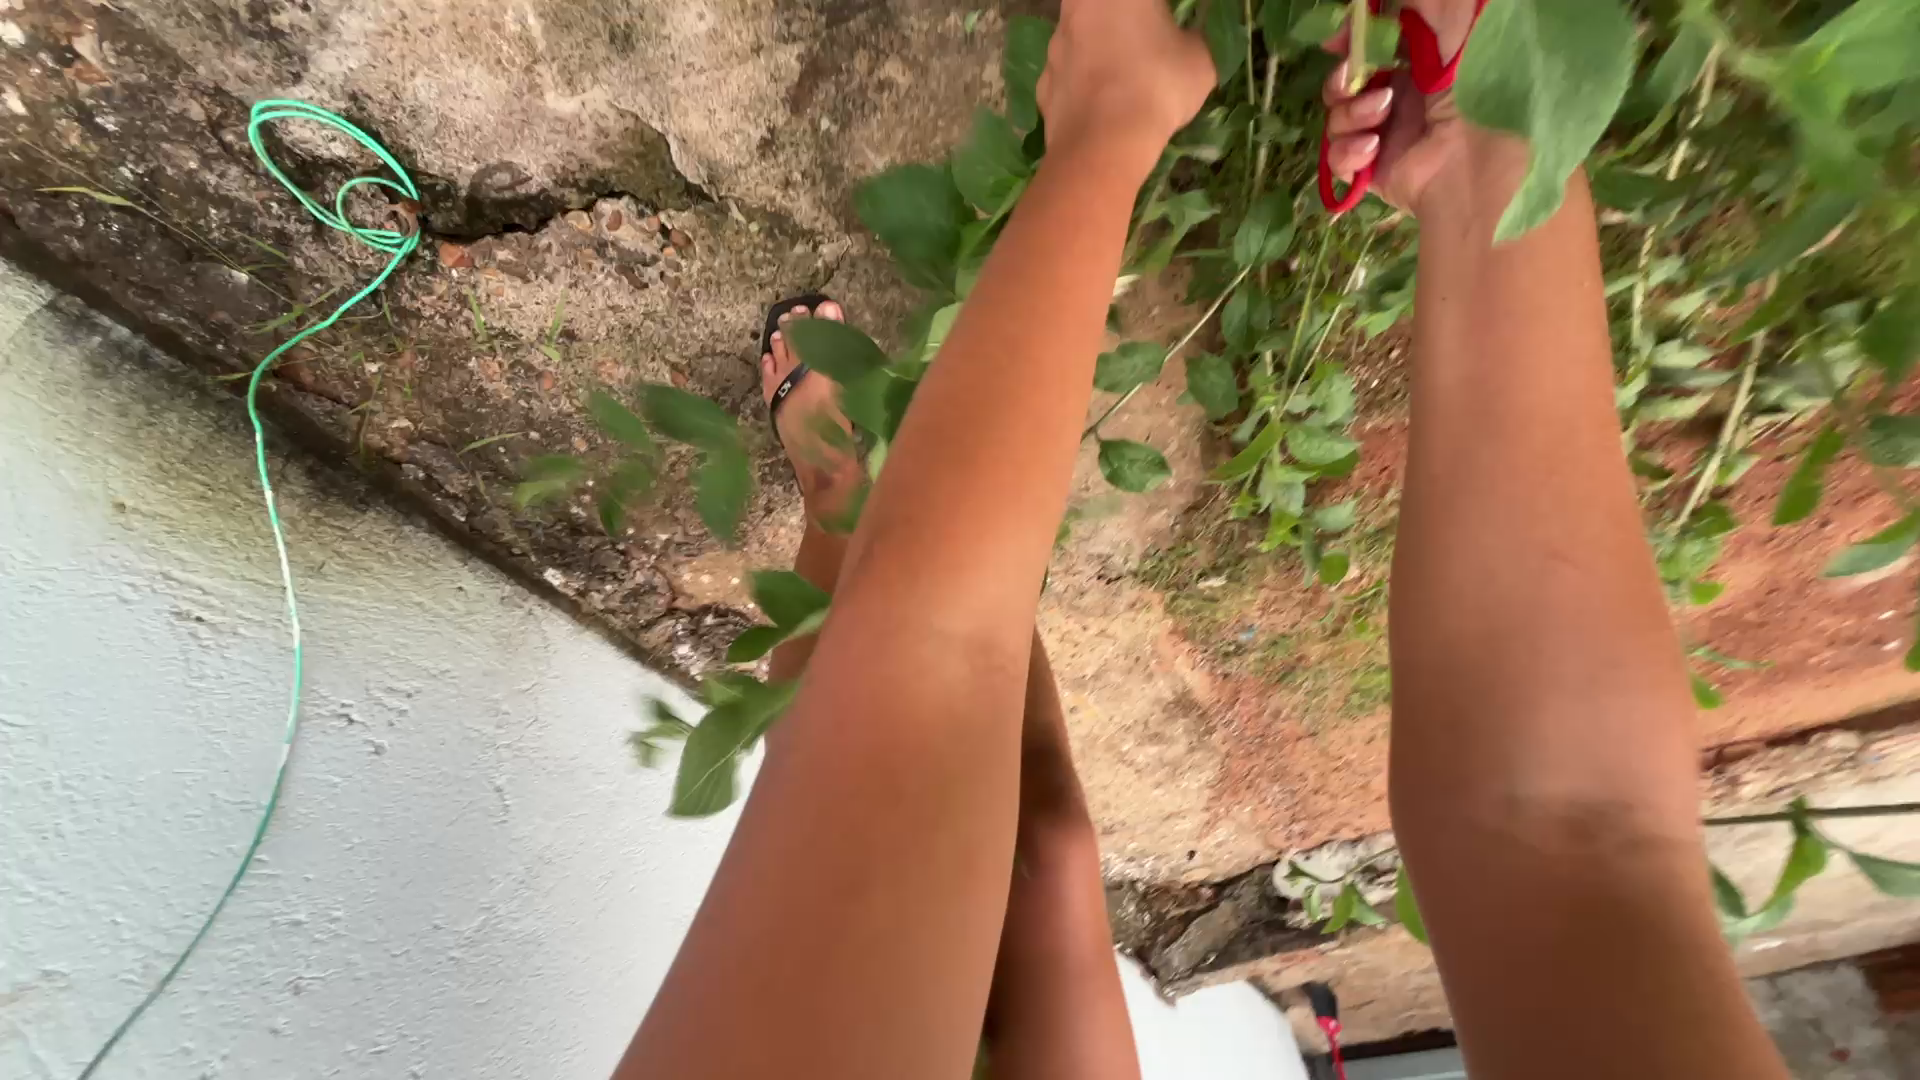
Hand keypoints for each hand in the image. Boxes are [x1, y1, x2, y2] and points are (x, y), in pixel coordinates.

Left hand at [1037, 0, 1215, 167]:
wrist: (1104, 147)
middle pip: (1097, 8)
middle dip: (1116, 23)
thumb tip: (1190, 44)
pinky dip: (1077, 90)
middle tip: (1137, 45)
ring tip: (1116, 83)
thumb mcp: (1200, 61)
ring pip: (1076, 41)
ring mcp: (1053, 50)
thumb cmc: (1156, 88)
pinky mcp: (1042, 89)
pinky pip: (1063, 81)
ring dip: (1093, 54)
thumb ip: (1194, 42)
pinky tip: (1095, 109)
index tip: (1159, 26)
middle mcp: (1076, 7)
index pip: (1136, 0)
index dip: (1148, 14)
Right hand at [1322, 0, 1494, 215]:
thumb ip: (1425, 4)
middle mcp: (1401, 97)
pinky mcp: (1369, 171)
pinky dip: (1346, 151)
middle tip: (1352, 80)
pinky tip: (1371, 150)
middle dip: (1343, 79)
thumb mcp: (1461, 27)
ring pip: (1337, 118)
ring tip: (1380, 116)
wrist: (1478, 163)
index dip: (1354, 40)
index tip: (1339, 39)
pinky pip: (1336, 157)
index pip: (1376, 45)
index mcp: (1425, 61)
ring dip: (1351, 113)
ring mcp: (1383, 135)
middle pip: (1346, 82)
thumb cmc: (1482, 88)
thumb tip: (1374, 1)